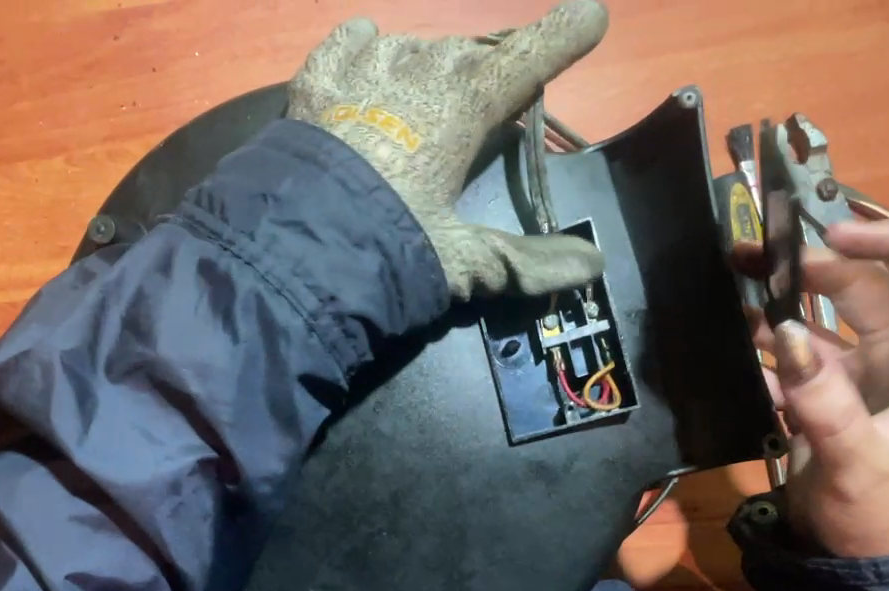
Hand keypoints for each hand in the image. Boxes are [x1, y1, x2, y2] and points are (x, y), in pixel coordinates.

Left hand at [287, 2, 608, 300]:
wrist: (294, 248)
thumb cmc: (388, 249)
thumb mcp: (461, 261)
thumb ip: (525, 263)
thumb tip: (594, 267)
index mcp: (464, 108)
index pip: (527, 60)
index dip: (562, 37)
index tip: (592, 16)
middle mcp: (420, 71)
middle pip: (468, 55)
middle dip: (483, 75)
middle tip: (479, 112)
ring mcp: (364, 70)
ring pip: (413, 47)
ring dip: (426, 68)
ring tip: (419, 102)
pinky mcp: (315, 82)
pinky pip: (346, 44)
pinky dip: (362, 48)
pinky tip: (365, 53)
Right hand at [743, 220, 888, 557]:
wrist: (858, 559)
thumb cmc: (879, 514)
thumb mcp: (855, 460)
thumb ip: (822, 399)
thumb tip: (783, 332)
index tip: (833, 235)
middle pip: (877, 286)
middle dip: (823, 265)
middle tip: (760, 259)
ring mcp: (870, 374)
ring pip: (833, 315)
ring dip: (790, 298)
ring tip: (739, 284)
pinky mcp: (833, 395)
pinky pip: (803, 354)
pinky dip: (773, 340)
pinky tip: (739, 337)